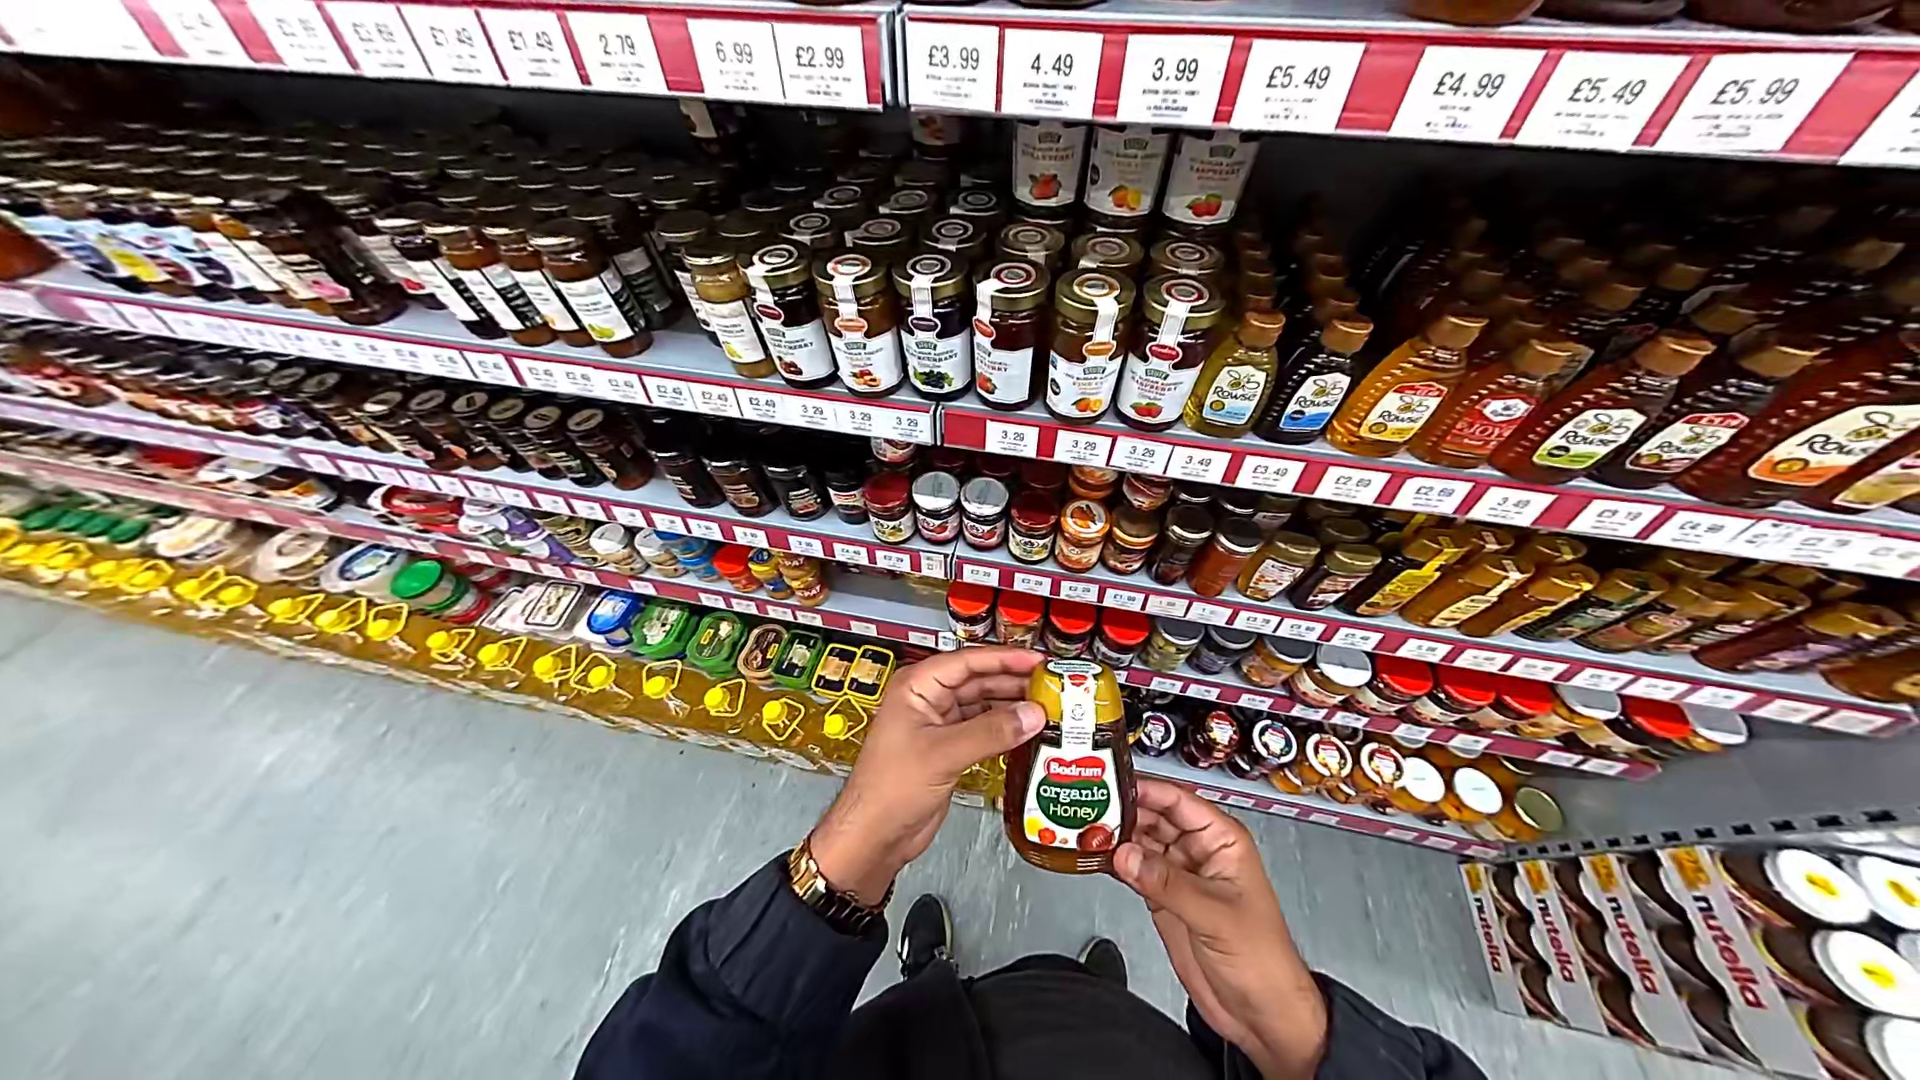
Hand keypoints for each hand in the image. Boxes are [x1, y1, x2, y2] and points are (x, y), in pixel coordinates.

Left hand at [809, 648, 1042, 905]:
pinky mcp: (949, 746)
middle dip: (1013, 680)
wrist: (875, 835)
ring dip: (1012, 705)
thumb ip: (990, 732)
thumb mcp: (943, 754)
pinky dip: (1005, 727)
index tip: (1036, 660)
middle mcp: (928, 699)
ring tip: (1045, 705)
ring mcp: (939, 723)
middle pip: (979, 679)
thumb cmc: (888, 789)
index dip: (1004, 658)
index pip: (968, 660)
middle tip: (1049, 683)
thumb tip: (1031, 714)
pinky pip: (983, 727)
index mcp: (917, 686)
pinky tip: (1026, 729)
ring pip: (983, 703)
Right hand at [1112, 780, 1327, 1079]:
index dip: (1146, 789)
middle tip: (1091, 807)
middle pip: (1153, 814)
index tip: (1114, 785)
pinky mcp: (1161, 895)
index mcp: (1220, 840)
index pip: (1178, 800)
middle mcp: (1197, 850)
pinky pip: (1131, 867)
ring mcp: (1177, 872)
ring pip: (1139, 839)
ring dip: (1114, 835)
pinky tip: (1096, 857)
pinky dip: (1113, 861)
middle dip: (1122, 809)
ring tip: (1087, 830)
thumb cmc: (1264, 961)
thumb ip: (1167, 883)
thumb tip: (1127, 855)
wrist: (1260, 1014)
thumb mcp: (1215, 915)